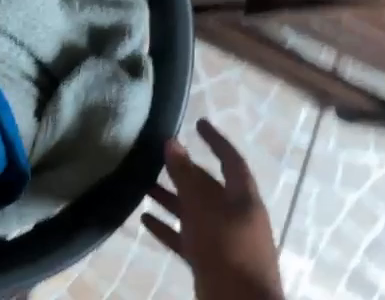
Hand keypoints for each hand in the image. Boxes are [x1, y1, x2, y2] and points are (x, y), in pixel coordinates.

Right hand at [141, 118, 284, 299]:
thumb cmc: (227, 249)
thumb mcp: (203, 207)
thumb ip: (186, 175)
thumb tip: (171, 141)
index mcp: (243, 199)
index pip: (231, 161)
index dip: (216, 141)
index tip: (198, 123)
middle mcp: (235, 216)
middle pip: (208, 186)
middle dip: (184, 170)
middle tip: (155, 154)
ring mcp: (223, 241)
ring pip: (193, 211)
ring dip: (170, 198)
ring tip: (141, 184)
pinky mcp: (210, 261)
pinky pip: (185, 237)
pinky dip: (167, 227)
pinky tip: (144, 219)